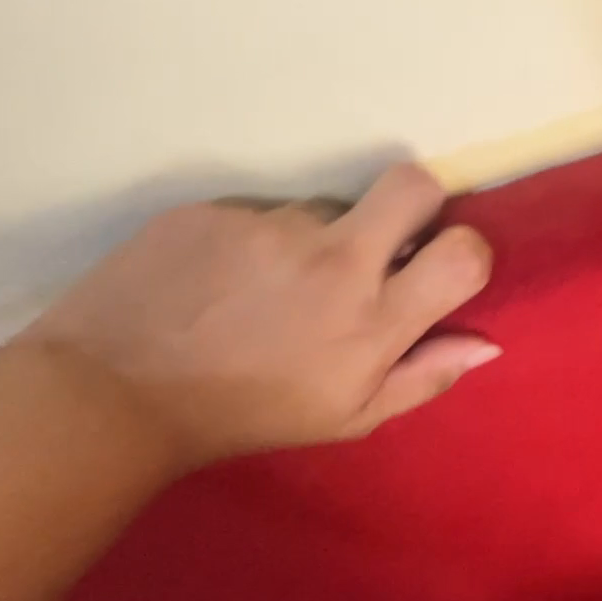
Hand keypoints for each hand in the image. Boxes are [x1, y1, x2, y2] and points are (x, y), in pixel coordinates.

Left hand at [13, 162, 498, 470]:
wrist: (115, 391)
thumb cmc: (256, 413)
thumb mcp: (358, 415)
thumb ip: (428, 376)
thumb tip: (486, 342)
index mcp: (375, 318)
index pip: (461, 253)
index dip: (469, 251)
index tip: (449, 267)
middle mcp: (332, 260)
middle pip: (412, 185)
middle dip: (422, 203)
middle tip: (395, 238)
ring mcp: (268, 227)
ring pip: (331, 207)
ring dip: (330, 237)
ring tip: (287, 283)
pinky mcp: (212, 210)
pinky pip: (268, 213)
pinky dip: (270, 240)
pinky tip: (238, 279)